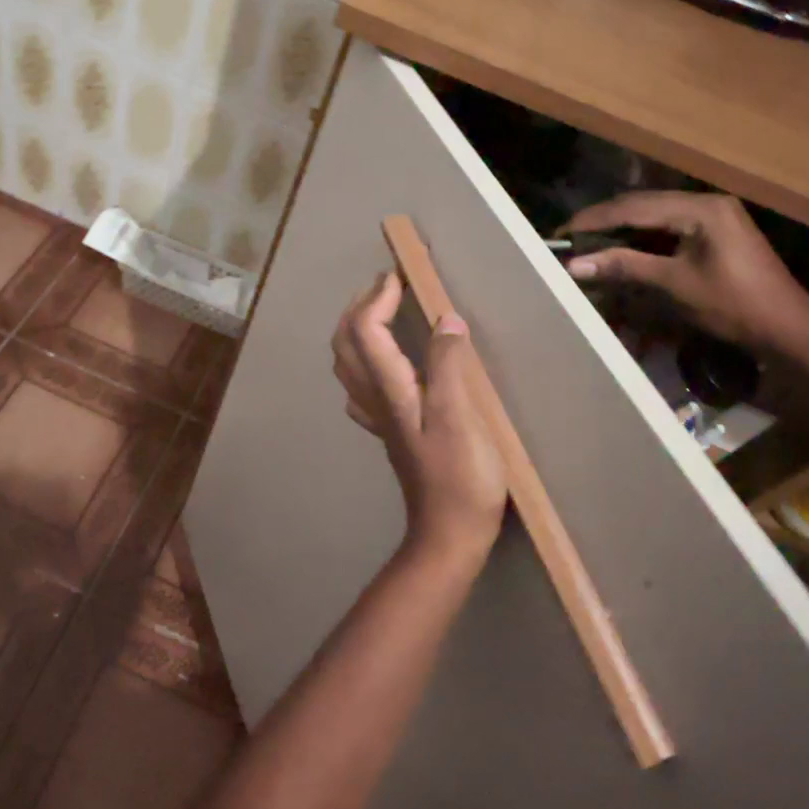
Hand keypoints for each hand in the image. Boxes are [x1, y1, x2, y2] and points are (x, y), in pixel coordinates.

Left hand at [331, 273, 507, 561]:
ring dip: (356, 331)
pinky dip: (364, 365)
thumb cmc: (461, 477)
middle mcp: (376, 400)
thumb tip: (445, 320)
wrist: (448, 534)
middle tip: (386, 285)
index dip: (378, 298)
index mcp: (391, 389)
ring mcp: (380, 420)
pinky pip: (363, 392)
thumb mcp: (461, 416)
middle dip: (359, 306)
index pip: (367, 330)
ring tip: (380, 313)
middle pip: (346, 344)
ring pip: (349, 366)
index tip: (400, 275)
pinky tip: (379, 369)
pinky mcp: (391, 435)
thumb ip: (449, 366)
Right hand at [558, 192, 808, 357]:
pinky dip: (641, 238)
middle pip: (643, 205)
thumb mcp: (674, 284)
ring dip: (620, 229)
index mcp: (701, 209)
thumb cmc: (733, 305)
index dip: (594, 219)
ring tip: (587, 243)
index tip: (562, 233)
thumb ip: (625, 266)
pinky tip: (620, 249)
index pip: (634, 207)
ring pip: (654, 215)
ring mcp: (714, 216)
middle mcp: (707, 203)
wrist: (787, 329)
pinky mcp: (715, 232)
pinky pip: (668, 227)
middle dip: (604, 221)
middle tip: (569, 238)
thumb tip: (575, 264)